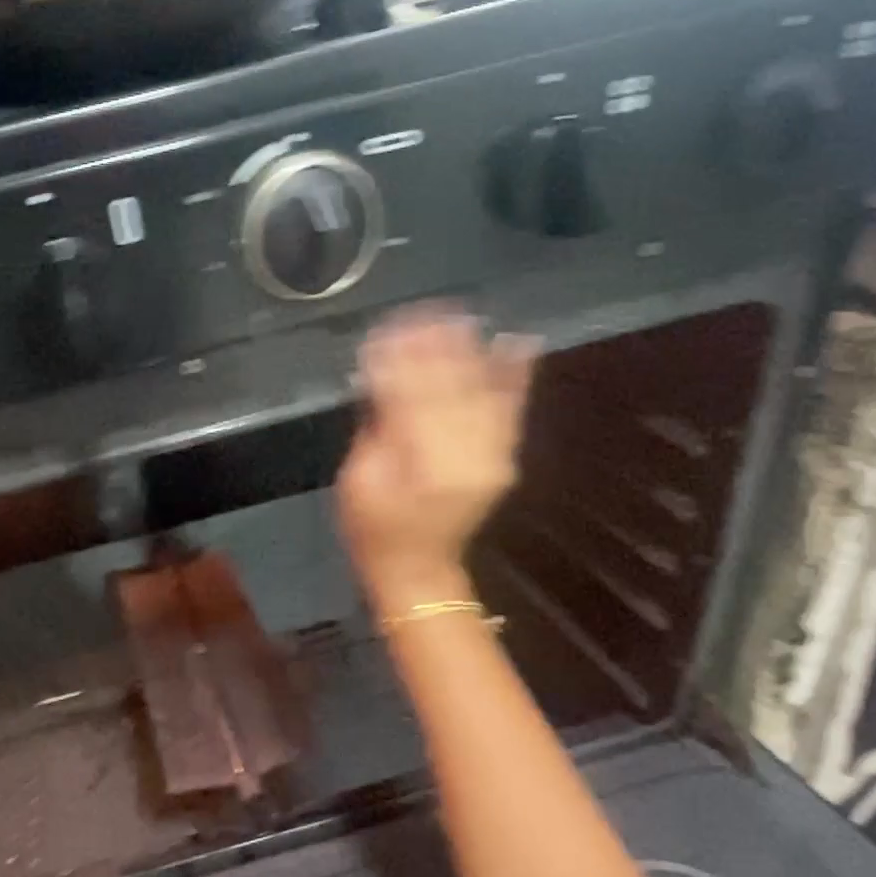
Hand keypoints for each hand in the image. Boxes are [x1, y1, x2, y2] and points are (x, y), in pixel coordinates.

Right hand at [337, 304, 538, 600]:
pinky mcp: (504, 457)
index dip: (397, 358)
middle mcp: (462, 455)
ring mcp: (490, 456)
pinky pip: (512, 409)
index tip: (386, 327)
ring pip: (480, 390)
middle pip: (447, 386)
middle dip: (432, 345)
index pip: (408, 395)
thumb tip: (380, 374)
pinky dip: (516, 374)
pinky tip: (519, 340)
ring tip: (459, 314)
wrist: (418, 567)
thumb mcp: (356, 479)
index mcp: (418, 464)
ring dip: (470, 350)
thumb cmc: (372, 528)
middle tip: (420, 309)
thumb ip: (374, 427)